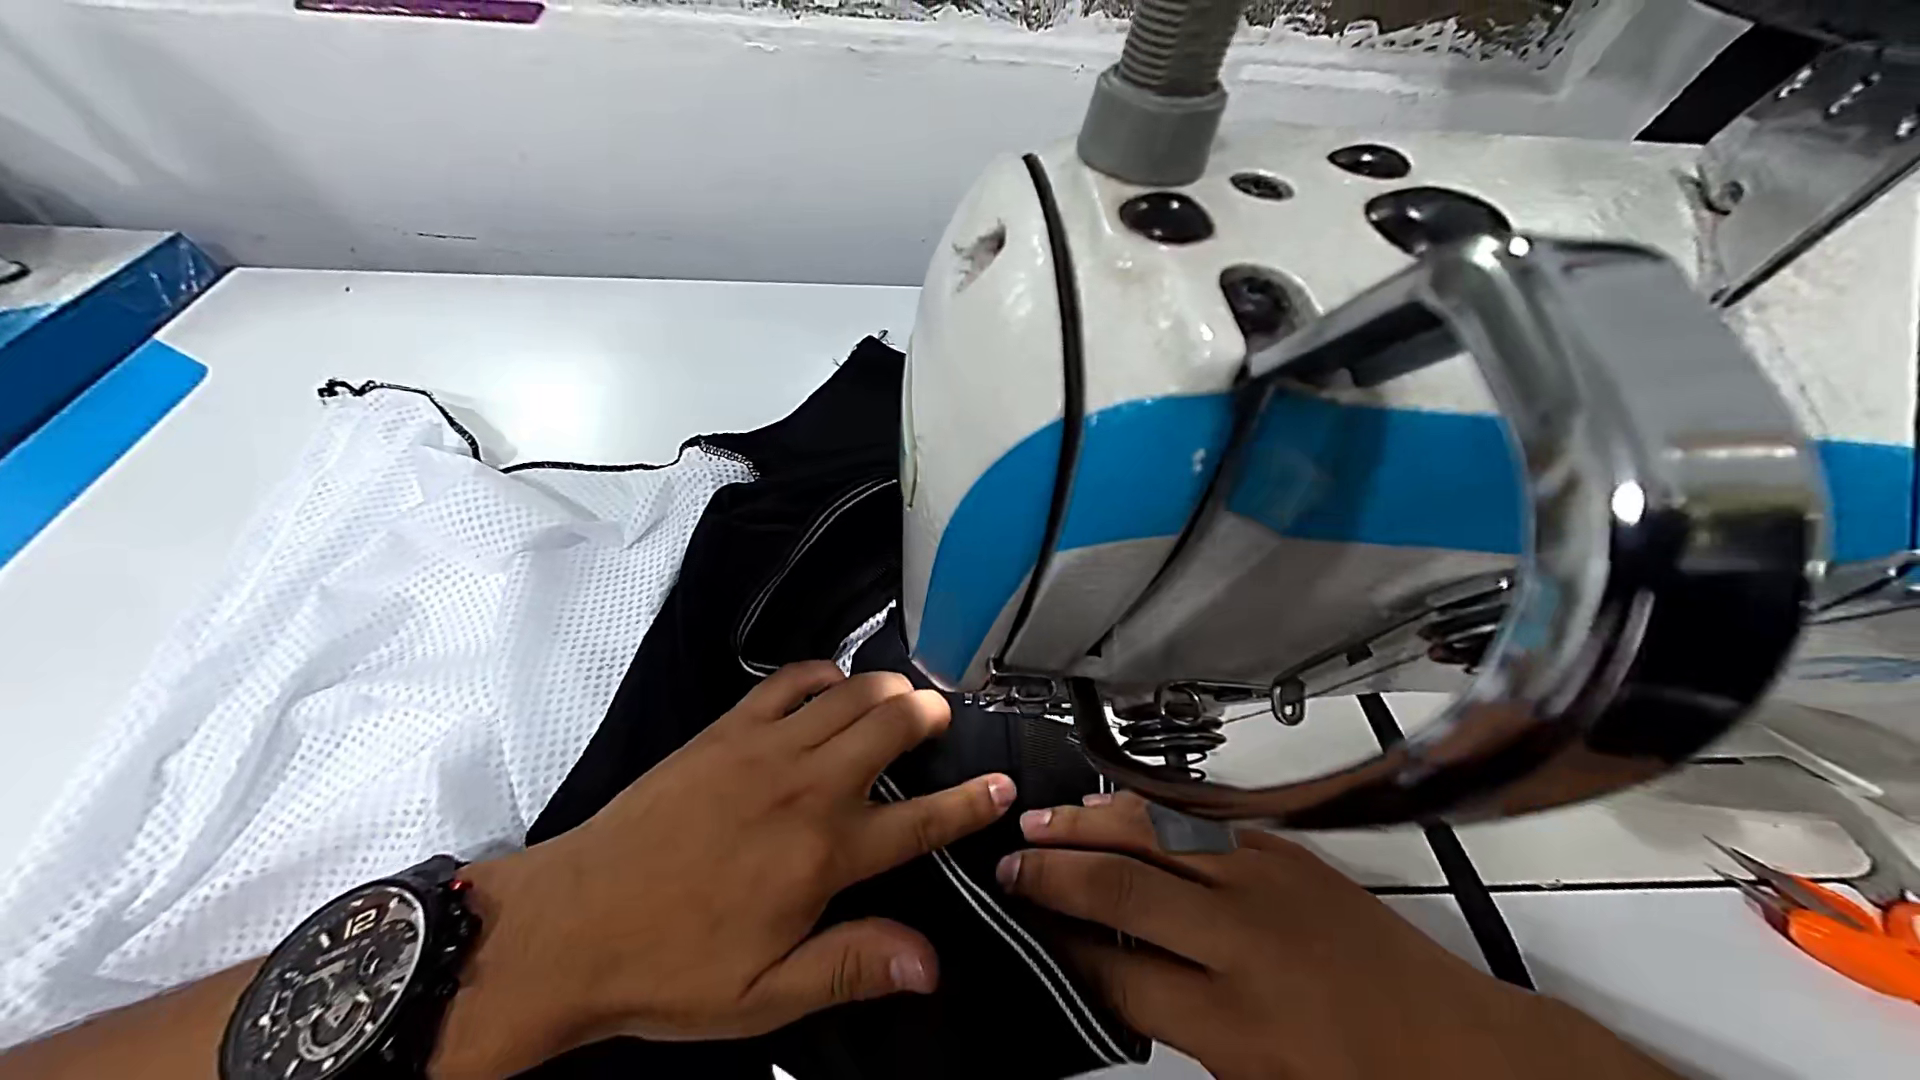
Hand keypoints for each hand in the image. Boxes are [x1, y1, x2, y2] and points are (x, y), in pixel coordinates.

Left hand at [434, 663, 1014, 1076]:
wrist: (572, 922)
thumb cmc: (670, 965)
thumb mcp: (765, 995)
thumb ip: (853, 966)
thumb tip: (931, 962)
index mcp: (822, 856)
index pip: (920, 821)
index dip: (971, 802)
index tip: (1002, 785)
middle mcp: (805, 789)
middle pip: (893, 726)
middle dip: (932, 714)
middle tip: (941, 720)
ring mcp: (765, 749)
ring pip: (852, 693)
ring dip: (889, 687)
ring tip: (902, 697)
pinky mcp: (728, 729)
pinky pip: (790, 680)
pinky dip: (824, 673)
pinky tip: (833, 684)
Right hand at [997, 793, 1679, 1079]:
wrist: (1457, 1045)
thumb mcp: (1251, 1076)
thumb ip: (1170, 1017)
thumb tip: (1097, 965)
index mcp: (1236, 1019)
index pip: (1118, 972)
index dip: (1061, 948)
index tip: (1024, 926)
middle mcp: (1242, 937)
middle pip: (1123, 889)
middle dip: (1054, 874)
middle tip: (1005, 861)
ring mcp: (1261, 878)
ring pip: (1151, 834)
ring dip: (1086, 824)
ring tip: (1038, 819)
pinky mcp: (1276, 847)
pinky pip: (1191, 817)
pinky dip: (1138, 809)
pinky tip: (1106, 806)